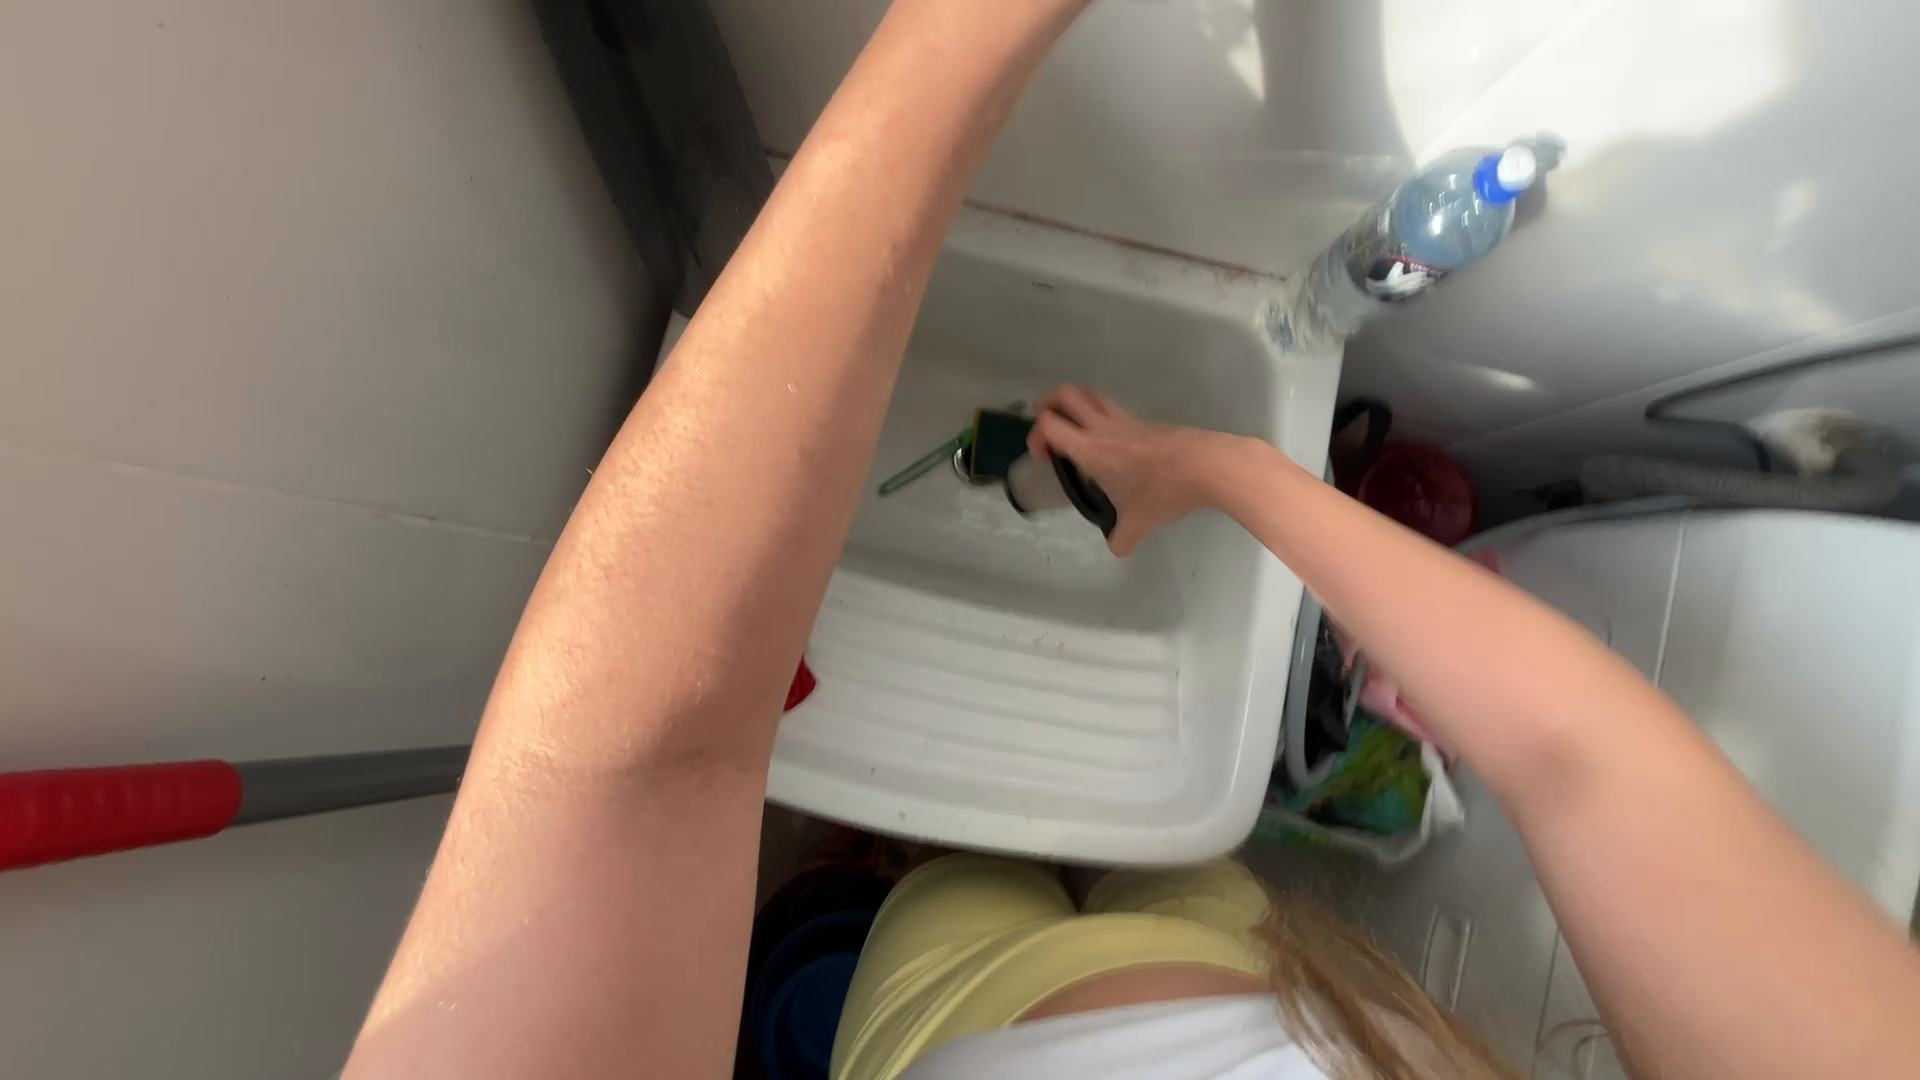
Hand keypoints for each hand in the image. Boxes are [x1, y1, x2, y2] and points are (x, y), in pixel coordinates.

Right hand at [1026, 384, 1237, 556]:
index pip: (1049, 425)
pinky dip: (1102, 417)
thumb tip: (1118, 548)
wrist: (1207, 465)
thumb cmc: (1164, 491)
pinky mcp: (1145, 422)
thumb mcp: (1139, 522)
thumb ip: (1122, 537)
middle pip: (1065, 394)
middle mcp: (1103, 428)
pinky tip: (1113, 445)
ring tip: (1075, 427)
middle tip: (1050, 428)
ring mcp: (1126, 420)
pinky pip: (1113, 410)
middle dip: (1048, 405)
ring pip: (1090, 394)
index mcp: (1091, 450)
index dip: (1037, 436)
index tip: (1045, 457)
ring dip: (1075, 404)